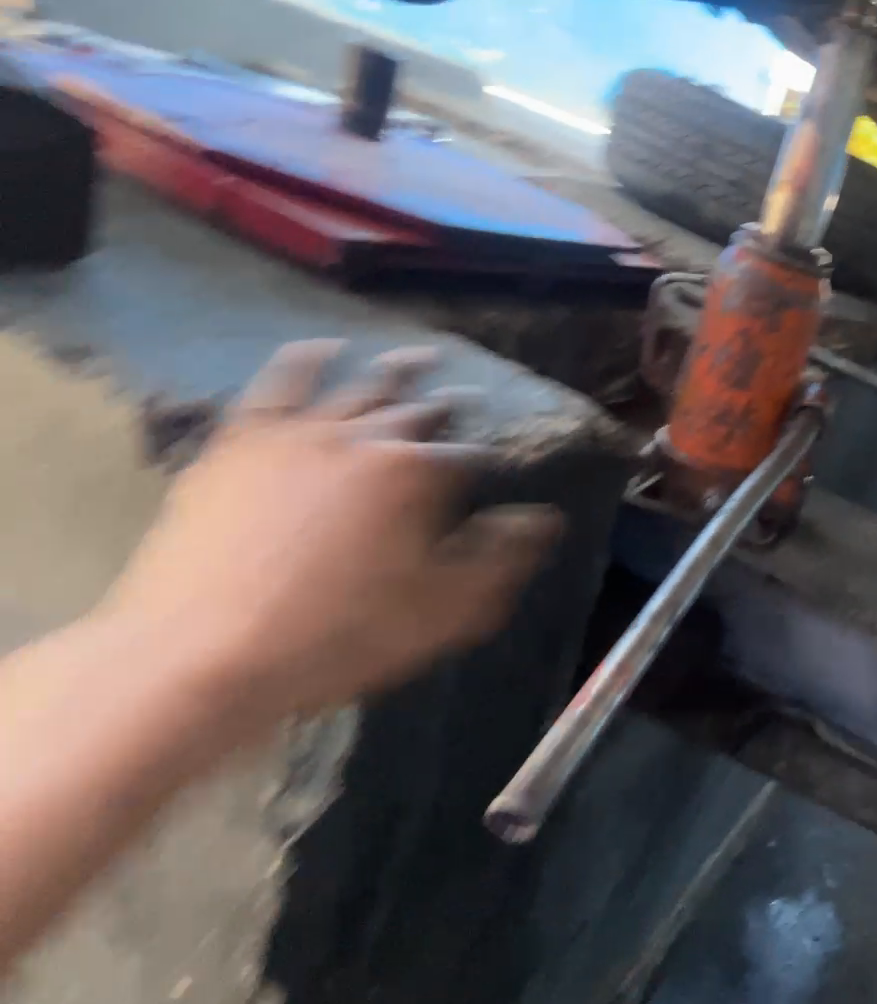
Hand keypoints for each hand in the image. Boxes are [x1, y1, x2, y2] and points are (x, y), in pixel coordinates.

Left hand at [92, 340, 563, 732]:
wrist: (205, 653)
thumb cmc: (343, 632)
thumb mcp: (447, 608)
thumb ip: (502, 557)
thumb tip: (544, 518)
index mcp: (420, 476)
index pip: (471, 455)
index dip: (493, 459)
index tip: (502, 464)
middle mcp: (365, 440)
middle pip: (421, 410)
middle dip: (454, 403)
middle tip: (473, 395)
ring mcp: (298, 436)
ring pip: (358, 385)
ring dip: (396, 368)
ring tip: (421, 354)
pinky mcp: (239, 444)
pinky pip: (277, 387)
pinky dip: (305, 362)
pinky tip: (322, 350)